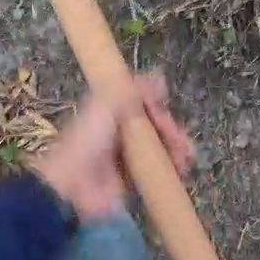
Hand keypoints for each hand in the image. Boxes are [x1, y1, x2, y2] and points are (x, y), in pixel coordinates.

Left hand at [34, 73, 194, 222]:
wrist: (73, 184)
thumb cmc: (87, 141)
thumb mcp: (107, 106)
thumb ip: (132, 90)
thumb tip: (159, 75)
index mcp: (109, 112)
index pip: (141, 104)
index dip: (157, 107)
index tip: (166, 109)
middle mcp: (118, 133)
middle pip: (153, 128)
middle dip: (171, 131)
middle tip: (182, 140)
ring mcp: (125, 158)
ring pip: (158, 149)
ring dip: (175, 150)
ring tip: (186, 158)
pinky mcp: (131, 181)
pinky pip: (155, 171)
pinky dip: (170, 170)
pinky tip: (181, 171)